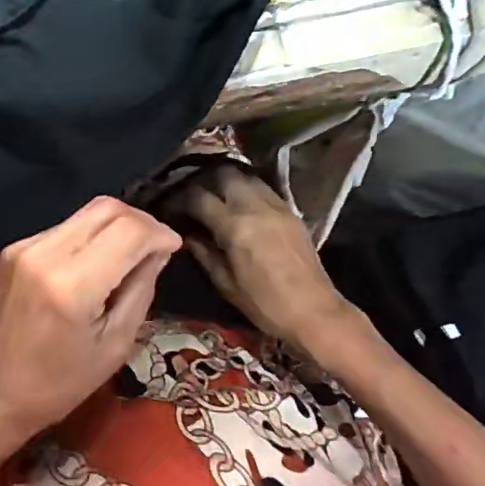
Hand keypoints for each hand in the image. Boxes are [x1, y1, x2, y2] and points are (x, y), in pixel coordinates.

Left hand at [0, 197, 181, 445]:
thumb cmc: (61, 382)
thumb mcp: (115, 344)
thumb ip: (140, 290)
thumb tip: (158, 251)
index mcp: (71, 285)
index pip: (127, 230)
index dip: (159, 233)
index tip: (174, 247)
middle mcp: (43, 255)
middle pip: (104, 208)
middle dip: (140, 221)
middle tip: (158, 247)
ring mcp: (24, 248)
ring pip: (84, 213)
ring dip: (115, 226)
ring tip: (131, 256)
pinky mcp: (13, 249)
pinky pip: (64, 228)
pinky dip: (89, 237)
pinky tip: (97, 263)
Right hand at [169, 165, 354, 345]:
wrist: (314, 311)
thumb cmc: (264, 303)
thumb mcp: (224, 283)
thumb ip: (203, 252)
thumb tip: (186, 233)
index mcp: (234, 227)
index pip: (198, 197)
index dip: (178, 198)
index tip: (169, 207)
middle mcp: (255, 208)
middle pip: (224, 174)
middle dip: (203, 180)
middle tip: (192, 195)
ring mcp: (276, 207)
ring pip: (246, 176)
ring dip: (227, 181)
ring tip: (215, 195)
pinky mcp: (291, 212)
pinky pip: (264, 188)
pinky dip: (247, 189)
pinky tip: (239, 203)